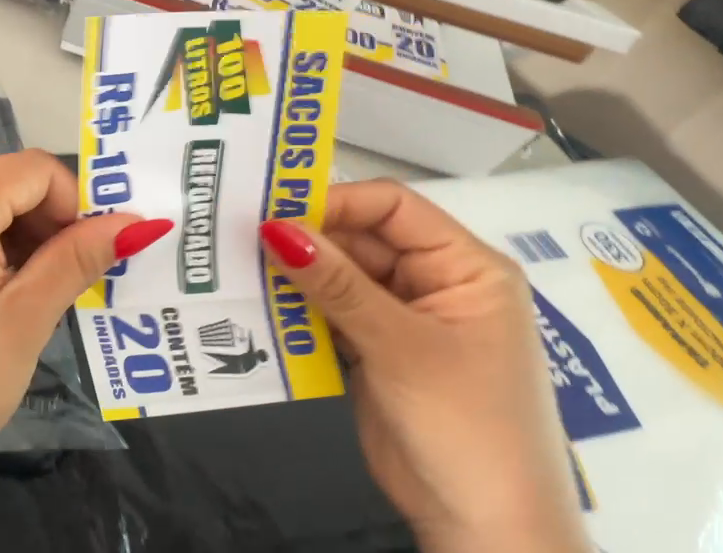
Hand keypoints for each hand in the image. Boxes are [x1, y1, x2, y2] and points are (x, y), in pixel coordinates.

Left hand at [0, 150, 171, 552]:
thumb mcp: (28, 316)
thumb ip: (79, 256)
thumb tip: (139, 221)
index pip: (36, 171)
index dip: (75, 209)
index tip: (90, 260)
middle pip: (7, 182)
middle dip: (46, 225)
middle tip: (66, 285)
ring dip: (18, 236)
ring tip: (29, 297)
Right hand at [260, 181, 586, 552]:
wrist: (484, 529)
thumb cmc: (464, 424)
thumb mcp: (399, 345)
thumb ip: (334, 283)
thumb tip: (272, 226)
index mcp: (467, 268)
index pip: (393, 207)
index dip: (335, 202)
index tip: (273, 211)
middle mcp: (436, 282)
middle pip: (361, 237)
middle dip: (306, 238)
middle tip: (239, 236)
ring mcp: (404, 317)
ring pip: (339, 273)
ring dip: (296, 273)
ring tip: (238, 265)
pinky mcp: (376, 347)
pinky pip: (330, 309)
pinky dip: (297, 306)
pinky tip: (257, 301)